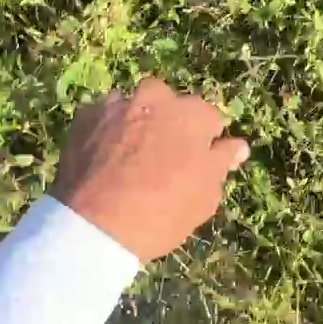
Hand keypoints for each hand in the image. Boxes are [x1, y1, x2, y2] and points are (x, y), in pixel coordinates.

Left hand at [50, 76, 249, 261]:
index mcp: (192, 113)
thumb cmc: (162, 211)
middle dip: (170, 123)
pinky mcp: (84, 116)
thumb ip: (222, 161)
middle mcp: (156, 98)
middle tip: (163, 158)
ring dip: (137, 122)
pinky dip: (107, 131)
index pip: (210, 118)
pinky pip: (103, 117)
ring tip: (130, 157)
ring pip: (134, 106)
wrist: (95, 225)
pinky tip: (104, 157)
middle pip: (170, 105)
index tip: (199, 161)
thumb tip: (237, 145)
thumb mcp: (205, 194)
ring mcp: (117, 104)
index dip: (207, 140)